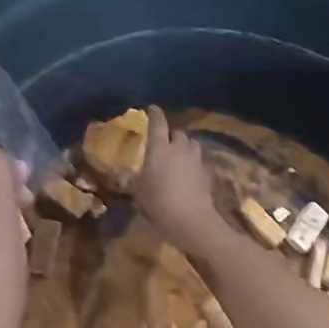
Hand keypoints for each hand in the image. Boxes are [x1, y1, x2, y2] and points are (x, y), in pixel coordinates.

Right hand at [137, 106, 225, 253]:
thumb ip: (130, 181)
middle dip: (171, 135)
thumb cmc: (157, 201)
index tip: (152, 108)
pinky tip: (193, 170)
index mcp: (159, 147)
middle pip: (177, 133)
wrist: (190, 219)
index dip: (155, 114)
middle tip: (164, 144)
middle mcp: (179, 147)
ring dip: (186, 146)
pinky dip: (197, 162)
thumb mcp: (137, 192)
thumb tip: (120, 177)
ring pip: (192, 144)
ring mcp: (197, 158)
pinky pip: (202, 160)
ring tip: (180, 155)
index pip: (158, 123)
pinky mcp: (209, 172)